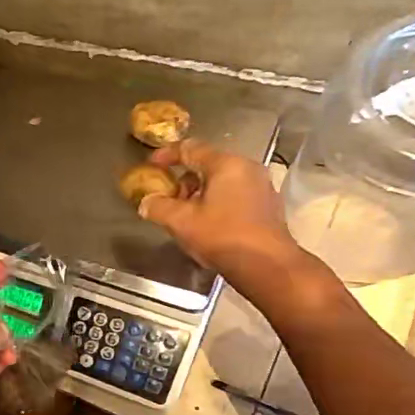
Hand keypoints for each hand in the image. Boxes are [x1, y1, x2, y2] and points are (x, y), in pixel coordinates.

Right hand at [138, 140, 304, 284]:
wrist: (266, 266)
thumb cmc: (222, 236)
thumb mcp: (182, 222)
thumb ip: (159, 207)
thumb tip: (146, 202)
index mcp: (226, 164)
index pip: (191, 149)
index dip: (167, 155)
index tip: (151, 164)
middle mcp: (248, 168)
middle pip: (209, 165)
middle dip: (184, 179)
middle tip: (168, 197)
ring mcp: (262, 187)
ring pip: (223, 182)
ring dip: (201, 193)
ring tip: (186, 214)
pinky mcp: (268, 207)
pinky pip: (236, 196)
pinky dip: (218, 203)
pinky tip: (209, 224)